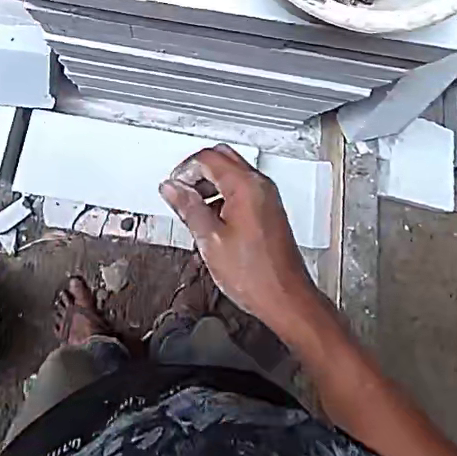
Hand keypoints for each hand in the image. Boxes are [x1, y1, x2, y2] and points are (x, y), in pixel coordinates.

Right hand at [160, 146, 323, 335]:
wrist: (285, 297)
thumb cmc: (255, 274)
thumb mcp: (209, 240)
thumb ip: (188, 208)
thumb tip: (172, 188)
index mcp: (245, 186)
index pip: (208, 158)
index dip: (185, 169)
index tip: (173, 187)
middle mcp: (260, 184)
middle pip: (223, 158)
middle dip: (198, 172)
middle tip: (181, 192)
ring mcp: (267, 196)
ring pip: (233, 172)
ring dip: (210, 184)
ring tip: (193, 210)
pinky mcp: (269, 209)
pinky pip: (243, 189)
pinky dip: (225, 195)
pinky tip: (212, 221)